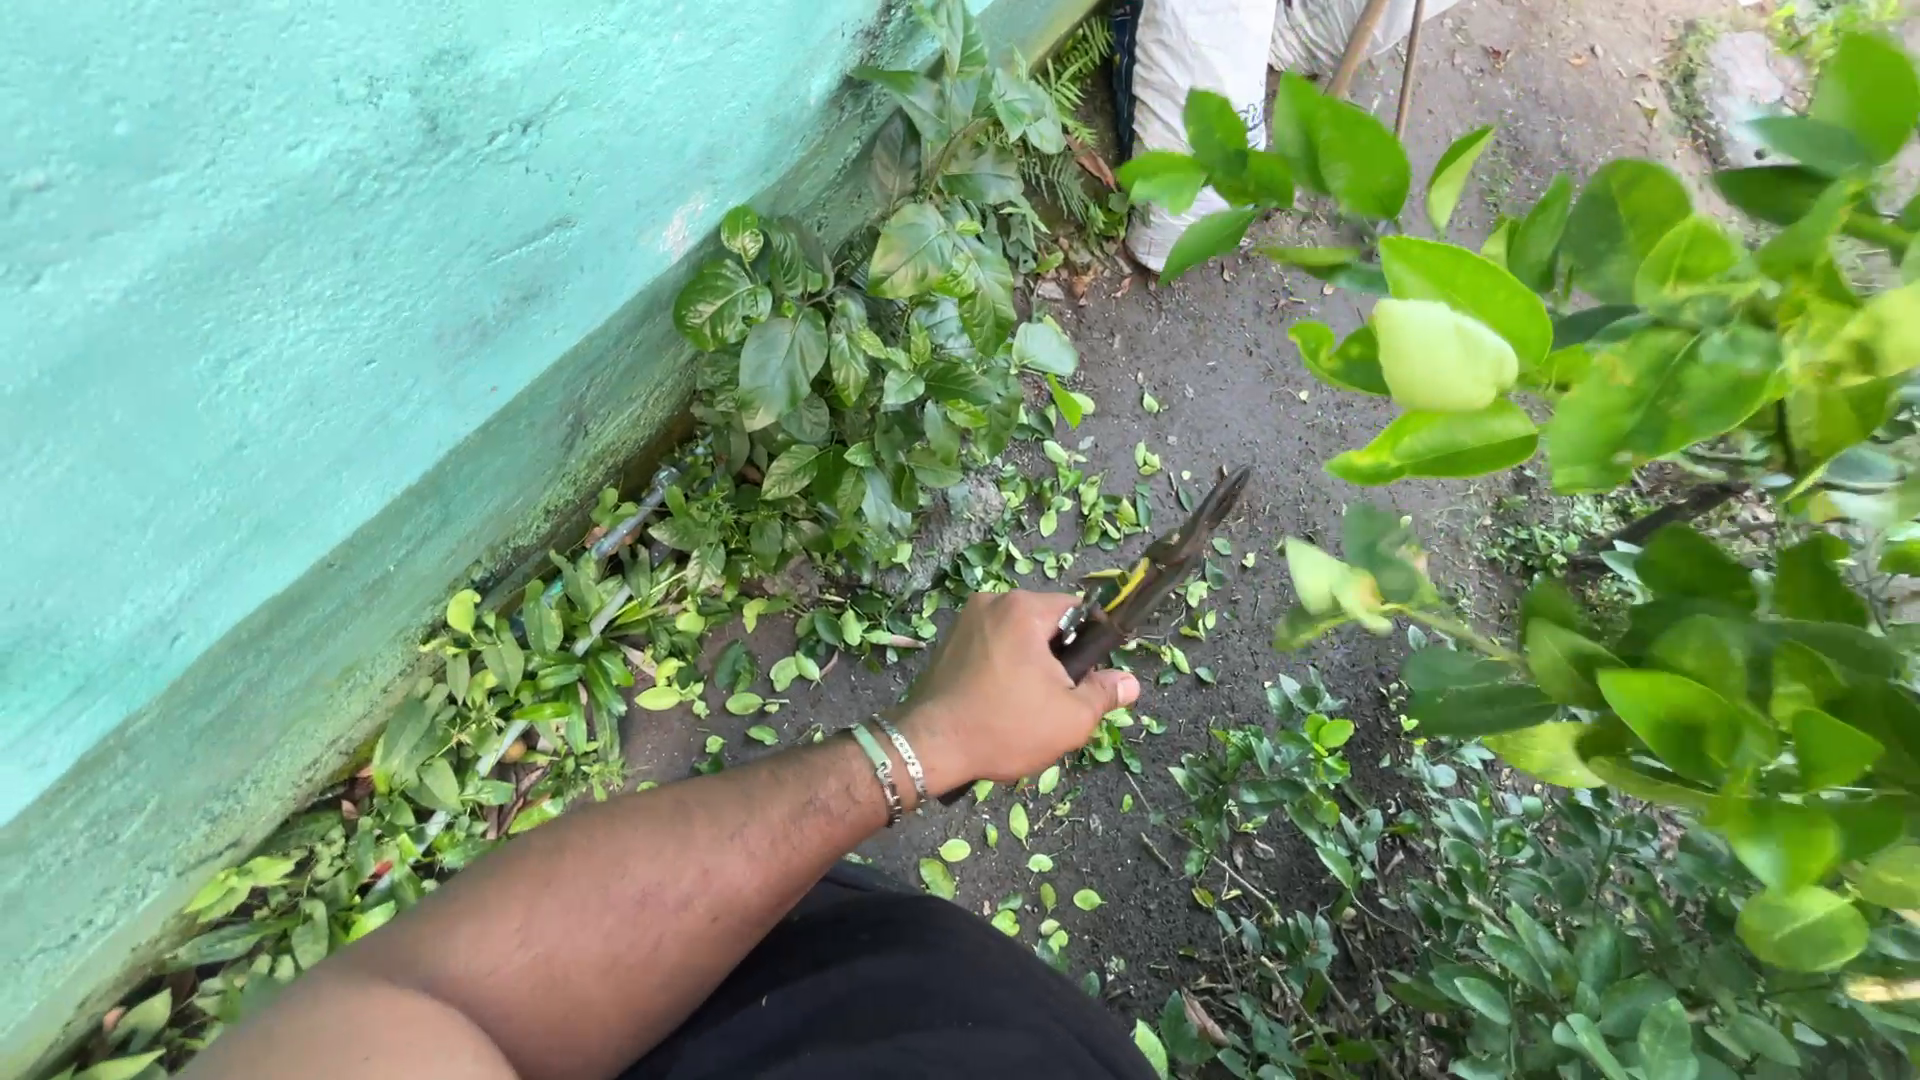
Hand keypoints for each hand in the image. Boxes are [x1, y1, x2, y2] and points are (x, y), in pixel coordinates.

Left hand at [891, 590, 1139, 794]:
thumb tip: (1129, 682)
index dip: (1091, 643)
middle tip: (1057, 700)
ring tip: (1027, 706)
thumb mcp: (1070, 718)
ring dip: (1030, 665)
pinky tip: (1001, 702)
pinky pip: (992, 646)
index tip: (1088, 676)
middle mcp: (991, 602)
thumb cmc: (1005, 727)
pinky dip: (1004, 668)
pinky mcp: (948, 642)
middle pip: (1045, 623)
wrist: (928, 747)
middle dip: (1058, 657)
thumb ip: (1104, 693)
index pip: (1076, 610)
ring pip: (1018, 637)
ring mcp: (965, 621)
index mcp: (1022, 609)